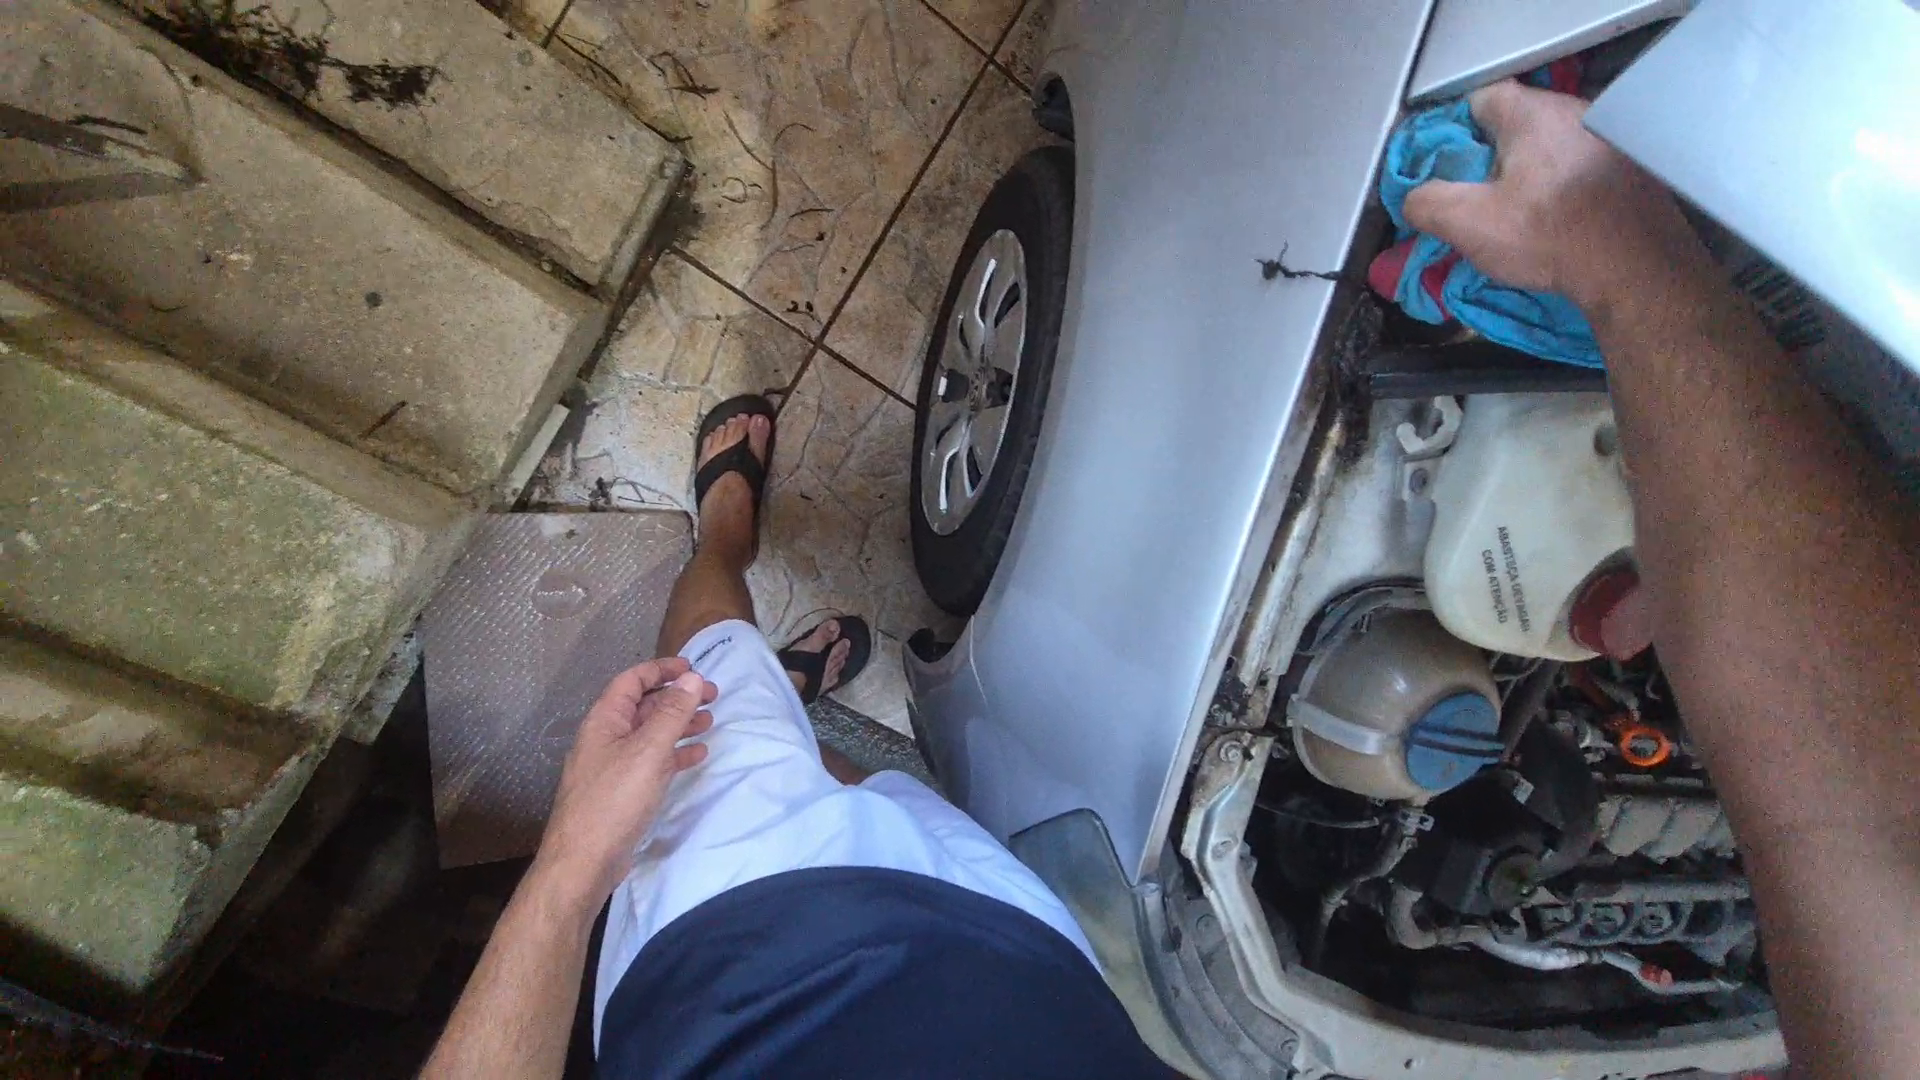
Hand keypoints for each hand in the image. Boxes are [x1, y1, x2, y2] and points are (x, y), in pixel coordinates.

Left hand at [530, 658, 717, 909]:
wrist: (583, 863)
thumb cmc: (614, 800)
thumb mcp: (648, 750)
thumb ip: (672, 713)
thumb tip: (692, 678)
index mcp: (605, 722)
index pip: (632, 681)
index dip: (661, 670)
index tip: (692, 669)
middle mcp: (607, 738)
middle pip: (644, 706)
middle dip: (677, 697)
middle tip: (712, 696)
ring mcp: (614, 766)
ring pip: (651, 733)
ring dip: (680, 723)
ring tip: (710, 721)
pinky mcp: (624, 791)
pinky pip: (653, 761)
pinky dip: (676, 753)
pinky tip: (697, 754)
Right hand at [1403, 80, 1700, 311]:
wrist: (1630, 263)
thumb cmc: (1546, 235)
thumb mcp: (1464, 223)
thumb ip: (1425, 202)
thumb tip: (1414, 197)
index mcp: (1534, 116)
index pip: (1479, 100)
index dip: (1451, 132)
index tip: (1439, 169)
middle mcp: (1575, 112)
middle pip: (1510, 125)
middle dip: (1482, 158)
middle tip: (1466, 197)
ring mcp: (1605, 135)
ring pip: (1540, 146)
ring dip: (1517, 174)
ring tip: (1504, 212)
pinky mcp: (1623, 163)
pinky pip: (1569, 164)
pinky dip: (1548, 185)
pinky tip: (1543, 216)